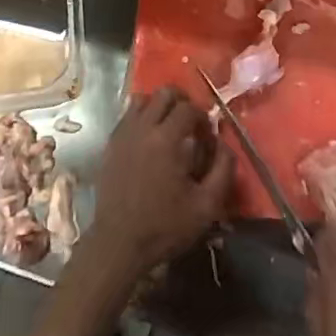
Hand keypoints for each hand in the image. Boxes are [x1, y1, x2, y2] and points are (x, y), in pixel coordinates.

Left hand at [83, 86, 234, 276]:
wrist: (119, 242)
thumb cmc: (165, 226)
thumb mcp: (207, 206)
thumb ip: (223, 170)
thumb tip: (225, 144)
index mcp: (167, 138)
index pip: (188, 107)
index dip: (202, 116)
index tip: (207, 133)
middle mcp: (142, 127)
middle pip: (163, 93)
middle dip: (181, 101)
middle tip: (190, 122)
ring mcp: (123, 133)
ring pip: (141, 99)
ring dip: (159, 106)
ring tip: (169, 127)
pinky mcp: (110, 143)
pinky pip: (127, 116)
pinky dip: (141, 117)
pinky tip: (148, 140)